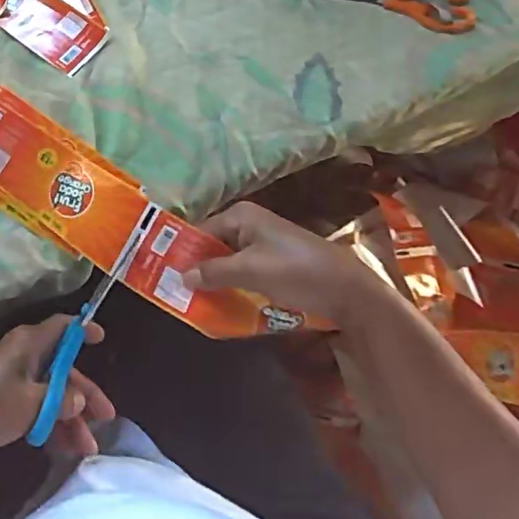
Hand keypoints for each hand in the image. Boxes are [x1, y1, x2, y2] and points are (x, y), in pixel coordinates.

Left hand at [0, 315, 117, 458]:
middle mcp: (24, 354)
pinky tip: (66, 448)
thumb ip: (62, 399)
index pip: (61, 327)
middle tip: (106, 417)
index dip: (82, 330)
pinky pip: (40, 404)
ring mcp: (16, 376)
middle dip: (85, 394)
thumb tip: (80, 399)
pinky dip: (54, 422)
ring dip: (72, 417)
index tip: (101, 338)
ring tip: (86, 447)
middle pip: (63, 367)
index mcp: (28, 343)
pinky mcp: (8, 396)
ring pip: (54, 390)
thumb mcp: (34, 403)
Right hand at [183, 200, 386, 327]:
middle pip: (214, 246)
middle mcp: (249, 224)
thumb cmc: (298, 272)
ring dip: (216, 279)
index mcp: (241, 216)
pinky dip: (234, 285)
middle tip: (180, 291)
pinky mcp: (274, 262)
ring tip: (198, 300)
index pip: (201, 231)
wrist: (351, 291)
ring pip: (228, 261)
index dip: (185, 252)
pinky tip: (226, 302)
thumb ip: (214, 272)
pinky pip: (244, 271)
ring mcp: (264, 243)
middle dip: (199, 268)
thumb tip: (181, 276)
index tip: (167, 274)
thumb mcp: (252, 272)